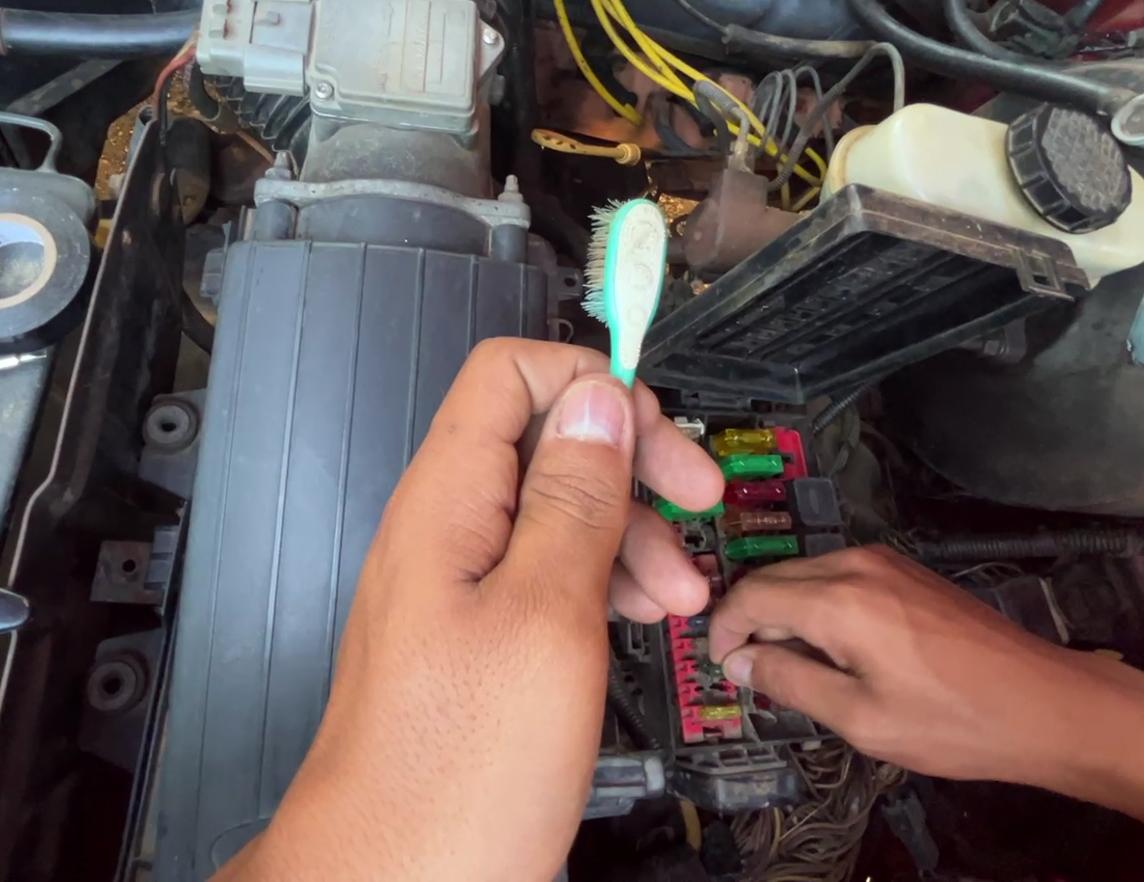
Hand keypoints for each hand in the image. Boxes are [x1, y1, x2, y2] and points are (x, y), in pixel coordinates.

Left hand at [219, 339, 723, 881]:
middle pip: (542, 434)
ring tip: (682, 589)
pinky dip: (604, 575)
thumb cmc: (457, 769)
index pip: (507, 373)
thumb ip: (574, 497)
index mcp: (449, 498)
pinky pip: (548, 563)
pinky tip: (644, 609)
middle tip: (695, 496)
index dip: (585, 379)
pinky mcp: (481, 623)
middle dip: (627, 456)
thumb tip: (599, 402)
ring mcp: (462, 574)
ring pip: (556, 502)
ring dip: (629, 528)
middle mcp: (448, 522)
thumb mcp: (546, 616)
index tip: (654, 424)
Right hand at [708, 546, 1120, 785]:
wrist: (1053, 704)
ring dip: (781, 611)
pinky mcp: (899, 565)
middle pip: (770, 578)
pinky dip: (813, 602)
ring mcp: (879, 559)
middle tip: (752, 669)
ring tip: (793, 662)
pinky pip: (832, 574)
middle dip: (749, 620)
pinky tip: (831, 643)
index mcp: (837, 600)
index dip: (722, 626)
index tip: (720, 661)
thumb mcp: (863, 720)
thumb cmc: (957, 722)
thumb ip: (789, 684)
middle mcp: (851, 563)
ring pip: (799, 573)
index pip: (750, 596)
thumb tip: (737, 662)